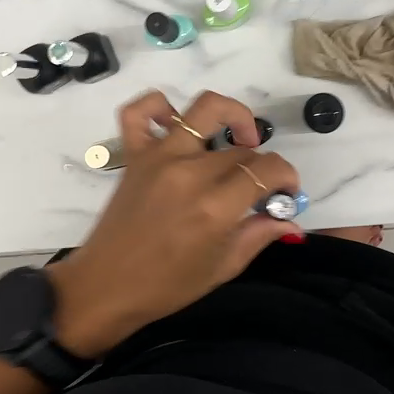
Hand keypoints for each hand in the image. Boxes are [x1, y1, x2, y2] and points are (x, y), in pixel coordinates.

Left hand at [46, 90, 301, 356]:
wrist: (106, 286)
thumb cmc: (166, 286)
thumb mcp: (223, 268)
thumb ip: (258, 235)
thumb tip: (287, 217)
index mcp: (215, 207)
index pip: (267, 169)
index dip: (287, 176)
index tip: (285, 191)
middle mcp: (189, 173)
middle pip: (241, 149)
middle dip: (260, 165)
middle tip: (256, 188)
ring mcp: (158, 158)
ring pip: (205, 110)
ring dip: (232, 116)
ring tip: (238, 138)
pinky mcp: (133, 155)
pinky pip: (140, 111)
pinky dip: (159, 107)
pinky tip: (177, 125)